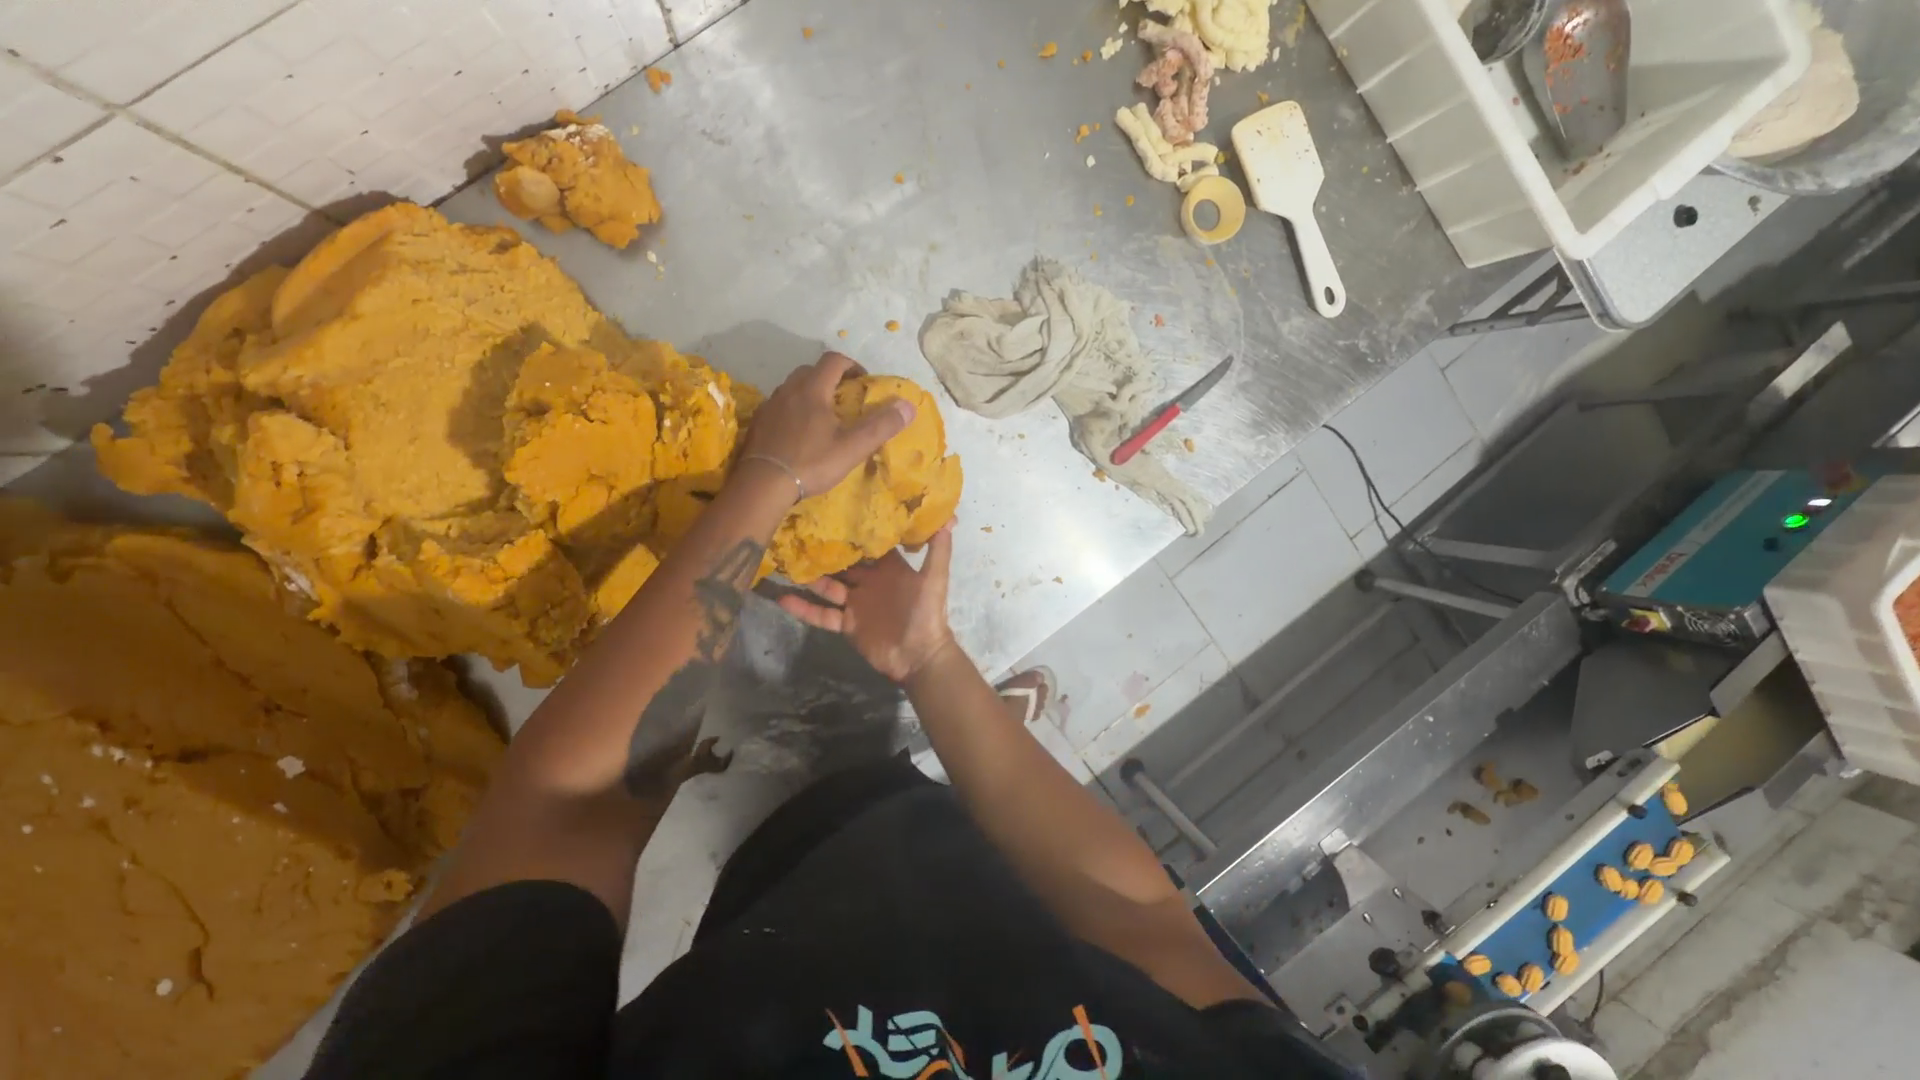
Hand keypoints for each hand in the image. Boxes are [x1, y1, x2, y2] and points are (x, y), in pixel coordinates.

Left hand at [739, 352, 914, 500]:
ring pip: (793, 388)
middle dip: (830, 379)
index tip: (863, 381)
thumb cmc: (811, 462)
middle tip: (844, 399)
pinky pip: (779, 406)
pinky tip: (799, 433)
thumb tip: (908, 406)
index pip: (834, 360)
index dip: (852, 365)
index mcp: (813, 389)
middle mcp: (789, 390)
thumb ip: (881, 425)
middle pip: (811, 371)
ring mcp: (770, 406)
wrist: (762, 485)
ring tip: (822, 417)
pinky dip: (793, 410)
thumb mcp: (853, 447)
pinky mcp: (758, 423)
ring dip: (810, 394)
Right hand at [777, 523, 957, 682]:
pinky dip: (803, 608)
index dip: (855, 530)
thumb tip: (949, 516)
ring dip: (809, 576)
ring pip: (827, 586)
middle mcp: (870, 582)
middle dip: (825, 551)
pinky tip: (782, 598)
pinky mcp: (846, 624)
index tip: (834, 510)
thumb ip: (938, 549)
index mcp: (890, 569)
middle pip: (844, 564)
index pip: (870, 545)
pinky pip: (821, 614)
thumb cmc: (927, 614)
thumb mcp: (934, 579)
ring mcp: (856, 603)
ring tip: (785, 561)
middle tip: (799, 533)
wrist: (919, 656)